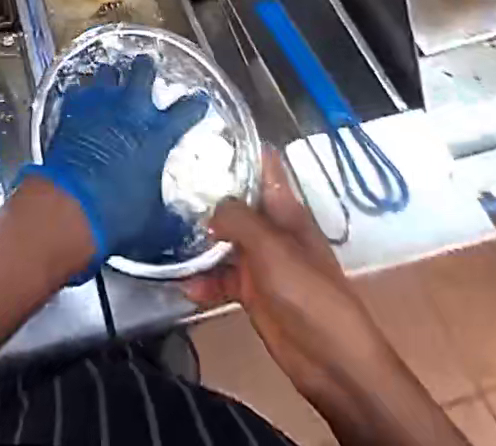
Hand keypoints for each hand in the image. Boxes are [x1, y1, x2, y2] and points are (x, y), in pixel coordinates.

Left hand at [18, 55, 208, 275]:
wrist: (68, 205)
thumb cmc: (116, 214)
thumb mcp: (154, 225)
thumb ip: (171, 220)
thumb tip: (183, 227)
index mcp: (158, 133)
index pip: (187, 109)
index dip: (196, 103)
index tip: (199, 99)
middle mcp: (131, 110)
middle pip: (143, 72)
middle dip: (147, 66)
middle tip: (147, 64)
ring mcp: (98, 105)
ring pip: (107, 73)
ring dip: (111, 75)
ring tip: (112, 76)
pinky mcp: (71, 110)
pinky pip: (78, 91)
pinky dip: (81, 94)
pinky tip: (81, 98)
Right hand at [182, 152, 469, 445]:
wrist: (332, 361)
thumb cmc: (308, 293)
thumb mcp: (272, 247)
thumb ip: (238, 219)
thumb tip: (209, 208)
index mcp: (284, 209)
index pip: (264, 165)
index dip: (238, 147)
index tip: (202, 134)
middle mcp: (271, 229)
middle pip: (236, 201)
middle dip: (206, 192)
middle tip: (166, 180)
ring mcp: (260, 261)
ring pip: (223, 239)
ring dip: (198, 238)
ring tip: (163, 229)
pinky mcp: (250, 291)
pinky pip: (220, 278)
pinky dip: (202, 280)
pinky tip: (182, 283)